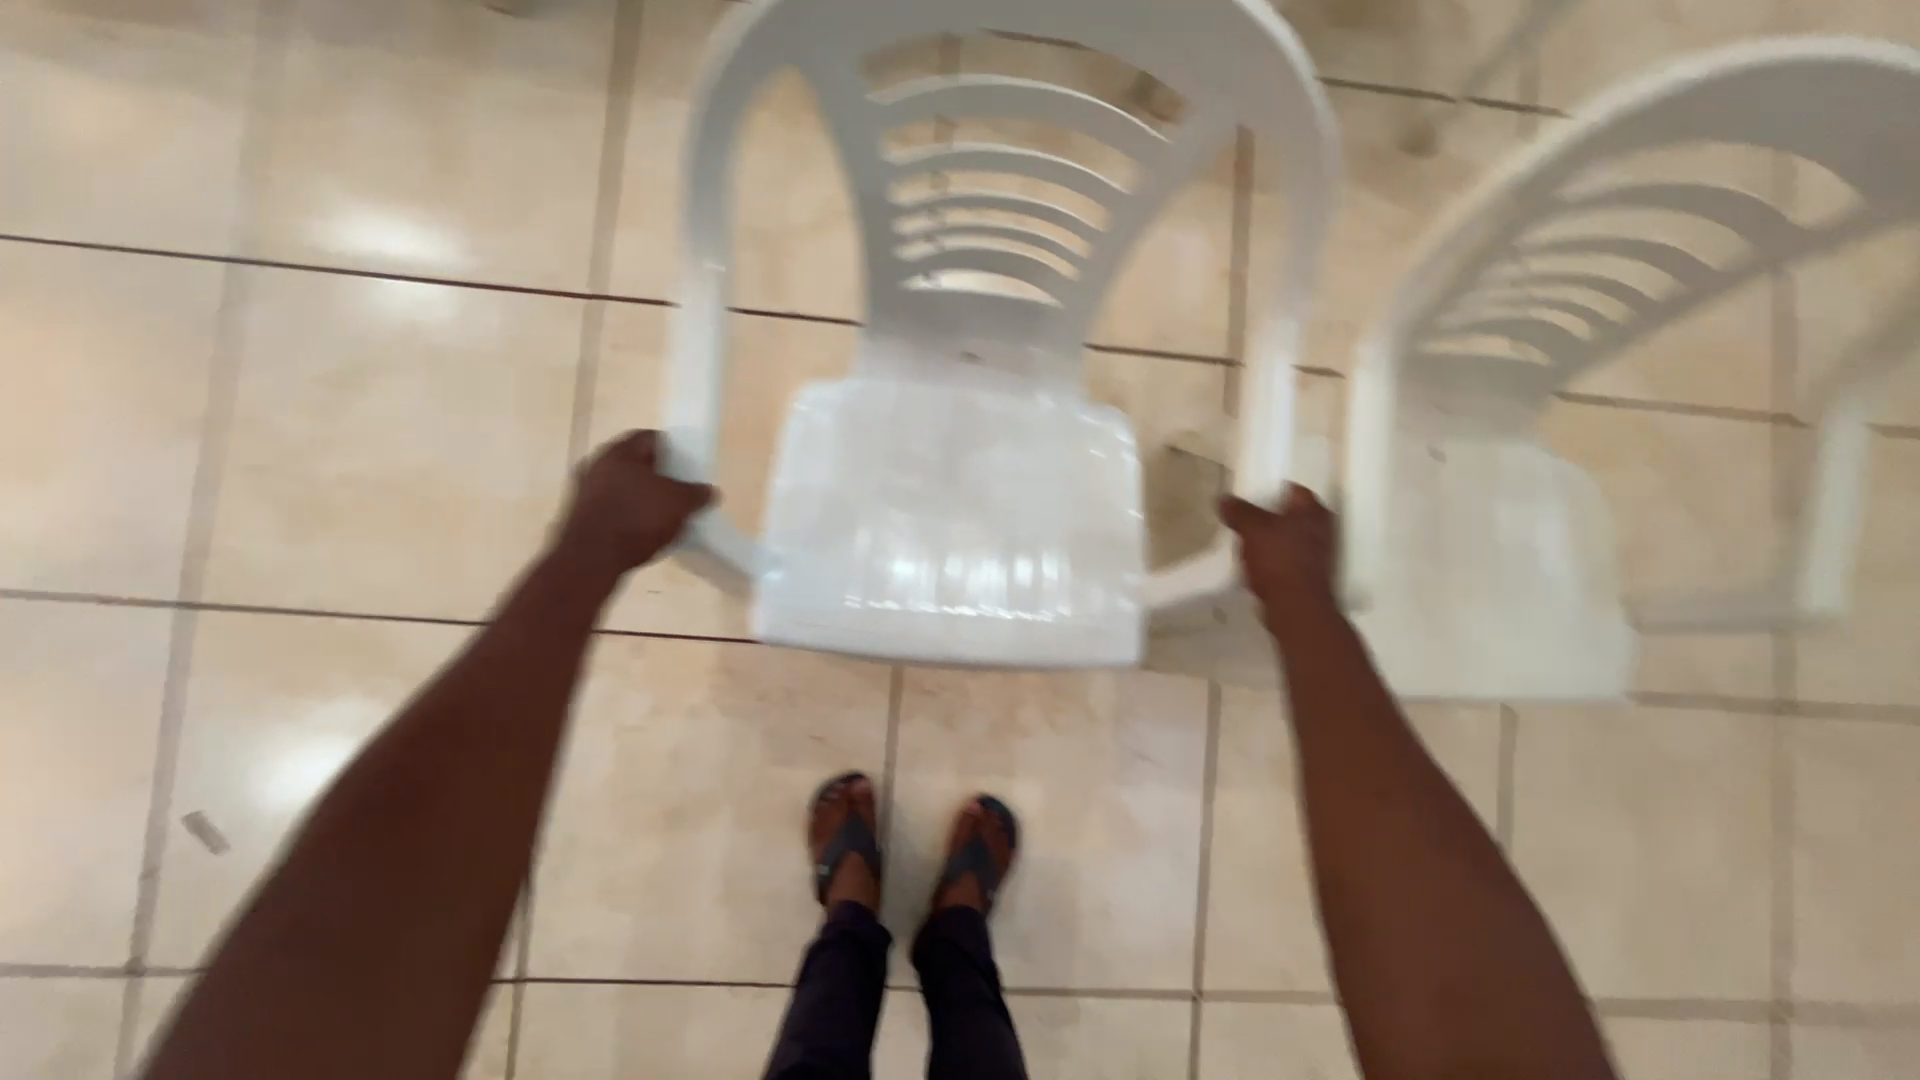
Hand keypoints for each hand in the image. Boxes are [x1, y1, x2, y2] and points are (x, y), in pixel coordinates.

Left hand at [553, 430, 715, 578]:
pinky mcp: (578, 516)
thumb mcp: (679, 504)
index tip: (687, 465)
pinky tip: (643, 532)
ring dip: (641, 497)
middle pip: (634, 463)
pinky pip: (611, 508)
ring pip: (621, 486)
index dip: (672, 449)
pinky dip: (627, 515)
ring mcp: (583, 491)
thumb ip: (696, 494)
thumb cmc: (637, 519)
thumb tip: (709, 491)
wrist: (591, 560)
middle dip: (657, 475)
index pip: (650, 437)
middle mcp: (596, 464)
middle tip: (678, 490)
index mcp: (620, 451)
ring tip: (663, 515)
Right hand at [1219, 486, 1338, 632]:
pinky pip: (1290, 561)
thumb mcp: (1252, 530)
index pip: (1292, 489)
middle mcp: (1324, 527)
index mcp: (1313, 509)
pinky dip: (1276, 562)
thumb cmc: (1278, 560)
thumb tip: (1225, 499)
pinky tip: (1258, 570)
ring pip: (1291, 539)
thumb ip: (1239, 512)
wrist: (1297, 608)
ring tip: (1247, 547)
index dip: (1269, 491)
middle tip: (1245, 524)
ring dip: (1272, 542)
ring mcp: (1322, 554)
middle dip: (1269, 519)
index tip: (1249, 500)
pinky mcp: (1315, 576)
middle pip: (1291, 515)